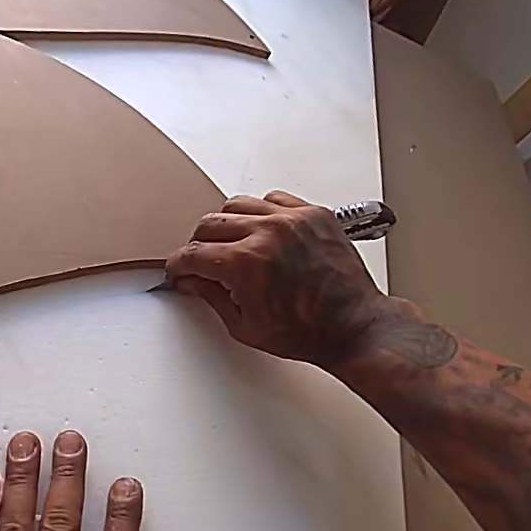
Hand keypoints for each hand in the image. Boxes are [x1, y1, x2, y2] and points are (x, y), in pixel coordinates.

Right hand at [164, 190, 396, 368]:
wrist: (352, 326)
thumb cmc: (307, 331)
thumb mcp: (244, 325)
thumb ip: (211, 296)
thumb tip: (192, 280)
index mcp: (245, 264)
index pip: (192, 253)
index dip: (177, 266)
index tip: (178, 271)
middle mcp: (267, 233)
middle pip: (209, 224)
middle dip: (198, 246)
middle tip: (203, 263)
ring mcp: (292, 220)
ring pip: (236, 205)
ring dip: (225, 226)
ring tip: (231, 246)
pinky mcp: (312, 214)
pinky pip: (271, 199)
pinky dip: (259, 214)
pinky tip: (261, 234)